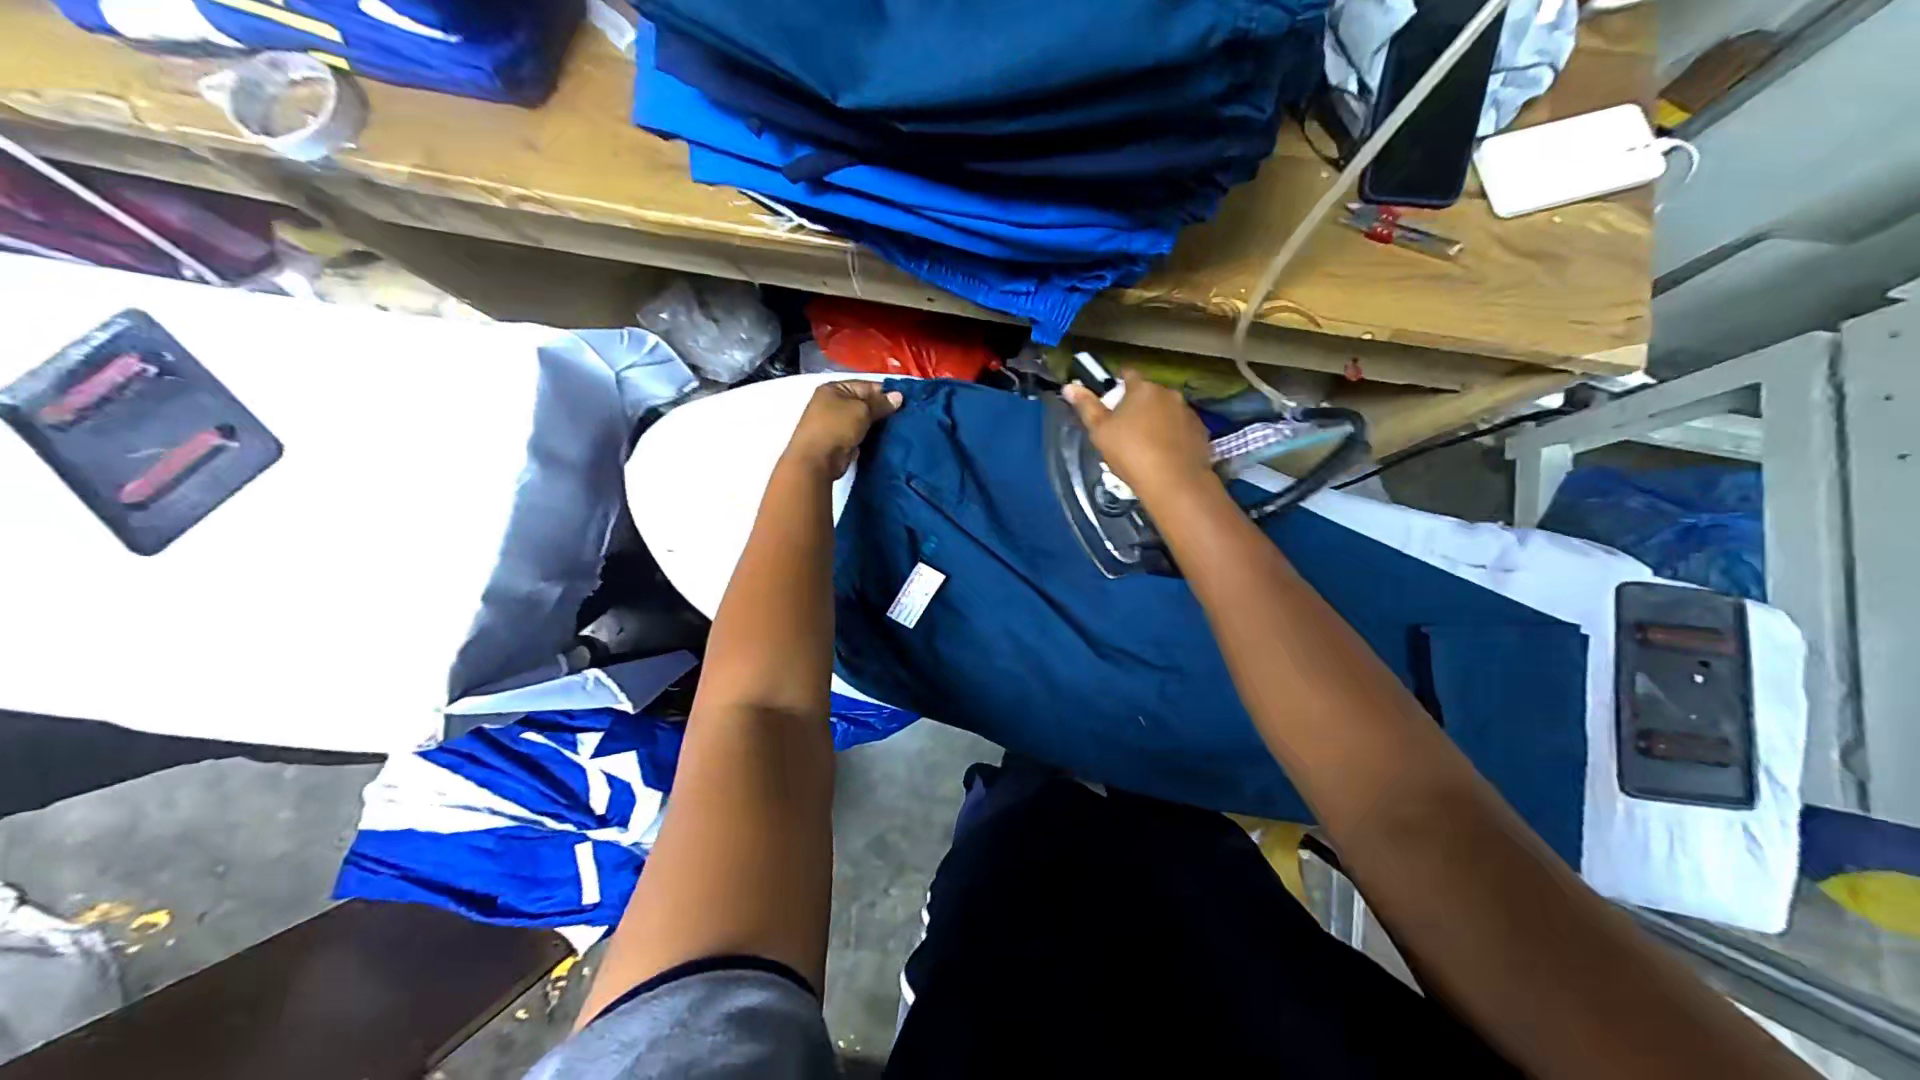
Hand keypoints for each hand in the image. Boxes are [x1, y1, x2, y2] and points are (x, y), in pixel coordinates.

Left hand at [782, 380, 903, 477]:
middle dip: (883, 409)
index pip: (866, 385)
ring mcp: (836, 423)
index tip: (905, 401)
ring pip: (864, 420)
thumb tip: (899, 396)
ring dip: (879, 424)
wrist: (816, 460)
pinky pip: (861, 434)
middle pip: (865, 403)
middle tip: (905, 415)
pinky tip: (888, 438)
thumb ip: (880, 403)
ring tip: (900, 427)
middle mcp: (833, 403)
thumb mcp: (861, 410)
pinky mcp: (841, 440)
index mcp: (834, 388)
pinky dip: (872, 436)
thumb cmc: (836, 427)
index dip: (885, 393)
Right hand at [1062, 371, 1213, 503]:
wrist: (1174, 481)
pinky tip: (1166, 453)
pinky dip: (1174, 434)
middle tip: (1126, 427)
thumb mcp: (1100, 432)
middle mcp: (1168, 393)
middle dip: (1138, 404)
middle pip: (1149, 393)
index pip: (1128, 374)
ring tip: (1148, 443)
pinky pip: (1182, 426)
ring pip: (1167, 409)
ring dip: (1158, 419)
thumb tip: (1069, 386)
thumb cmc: (1131, 452)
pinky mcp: (1201, 430)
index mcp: (1142, 388)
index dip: (1118, 382)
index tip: (1112, 395)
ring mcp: (1187, 411)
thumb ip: (1086, 407)